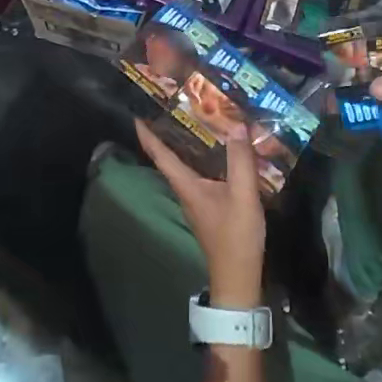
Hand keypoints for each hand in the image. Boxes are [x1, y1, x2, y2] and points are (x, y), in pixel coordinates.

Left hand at [133, 120, 265, 307]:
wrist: (239, 275)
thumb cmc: (235, 235)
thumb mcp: (243, 194)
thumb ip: (240, 160)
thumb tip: (236, 124)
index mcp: (186, 186)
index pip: (160, 155)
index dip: (147, 134)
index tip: (138, 112)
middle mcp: (186, 191)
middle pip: (171, 158)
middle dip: (169, 132)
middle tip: (176, 107)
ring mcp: (198, 201)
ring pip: (187, 166)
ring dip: (189, 145)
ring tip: (201, 121)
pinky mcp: (210, 207)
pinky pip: (202, 175)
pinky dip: (207, 158)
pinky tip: (223, 152)